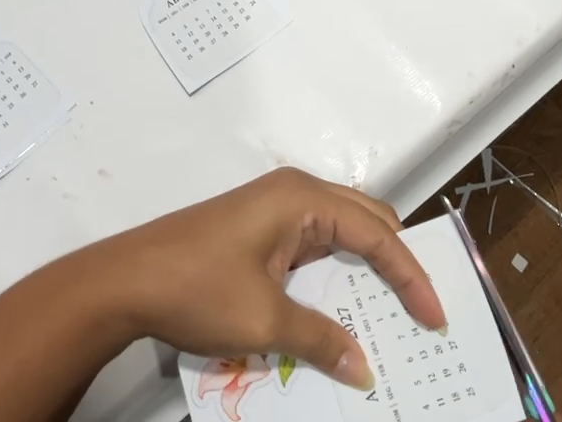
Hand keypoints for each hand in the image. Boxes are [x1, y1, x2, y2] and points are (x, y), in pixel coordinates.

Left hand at [100, 167, 446, 389]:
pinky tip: (342, 308)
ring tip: (391, 312)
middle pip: (365, 220)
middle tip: (421, 309)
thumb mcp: (265, 320)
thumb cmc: (196, 287)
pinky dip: (336, 274)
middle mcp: (295, 192)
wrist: (125, 280)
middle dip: (395, 263)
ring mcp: (276, 207)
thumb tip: (364, 368)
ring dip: (365, 268)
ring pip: (341, 231)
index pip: (376, 232)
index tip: (436, 314)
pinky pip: (315, 245)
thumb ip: (321, 339)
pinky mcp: (261, 227)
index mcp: (302, 198)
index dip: (411, 274)